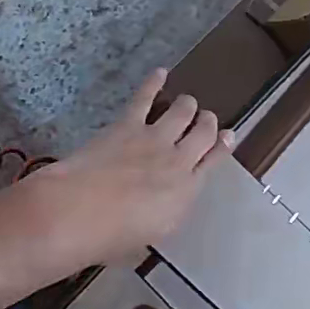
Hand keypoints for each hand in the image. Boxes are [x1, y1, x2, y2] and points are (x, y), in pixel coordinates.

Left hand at [8, 69, 233, 274]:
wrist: (81, 211)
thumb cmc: (112, 236)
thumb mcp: (150, 234)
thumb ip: (164, 214)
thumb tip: (162, 207)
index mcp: (186, 192)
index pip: (212, 164)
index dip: (223, 147)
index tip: (228, 136)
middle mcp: (178, 160)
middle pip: (203, 133)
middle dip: (208, 123)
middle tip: (207, 119)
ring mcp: (154, 138)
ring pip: (182, 112)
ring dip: (187, 105)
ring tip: (188, 102)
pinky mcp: (128, 124)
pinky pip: (145, 98)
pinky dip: (153, 82)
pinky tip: (160, 72)